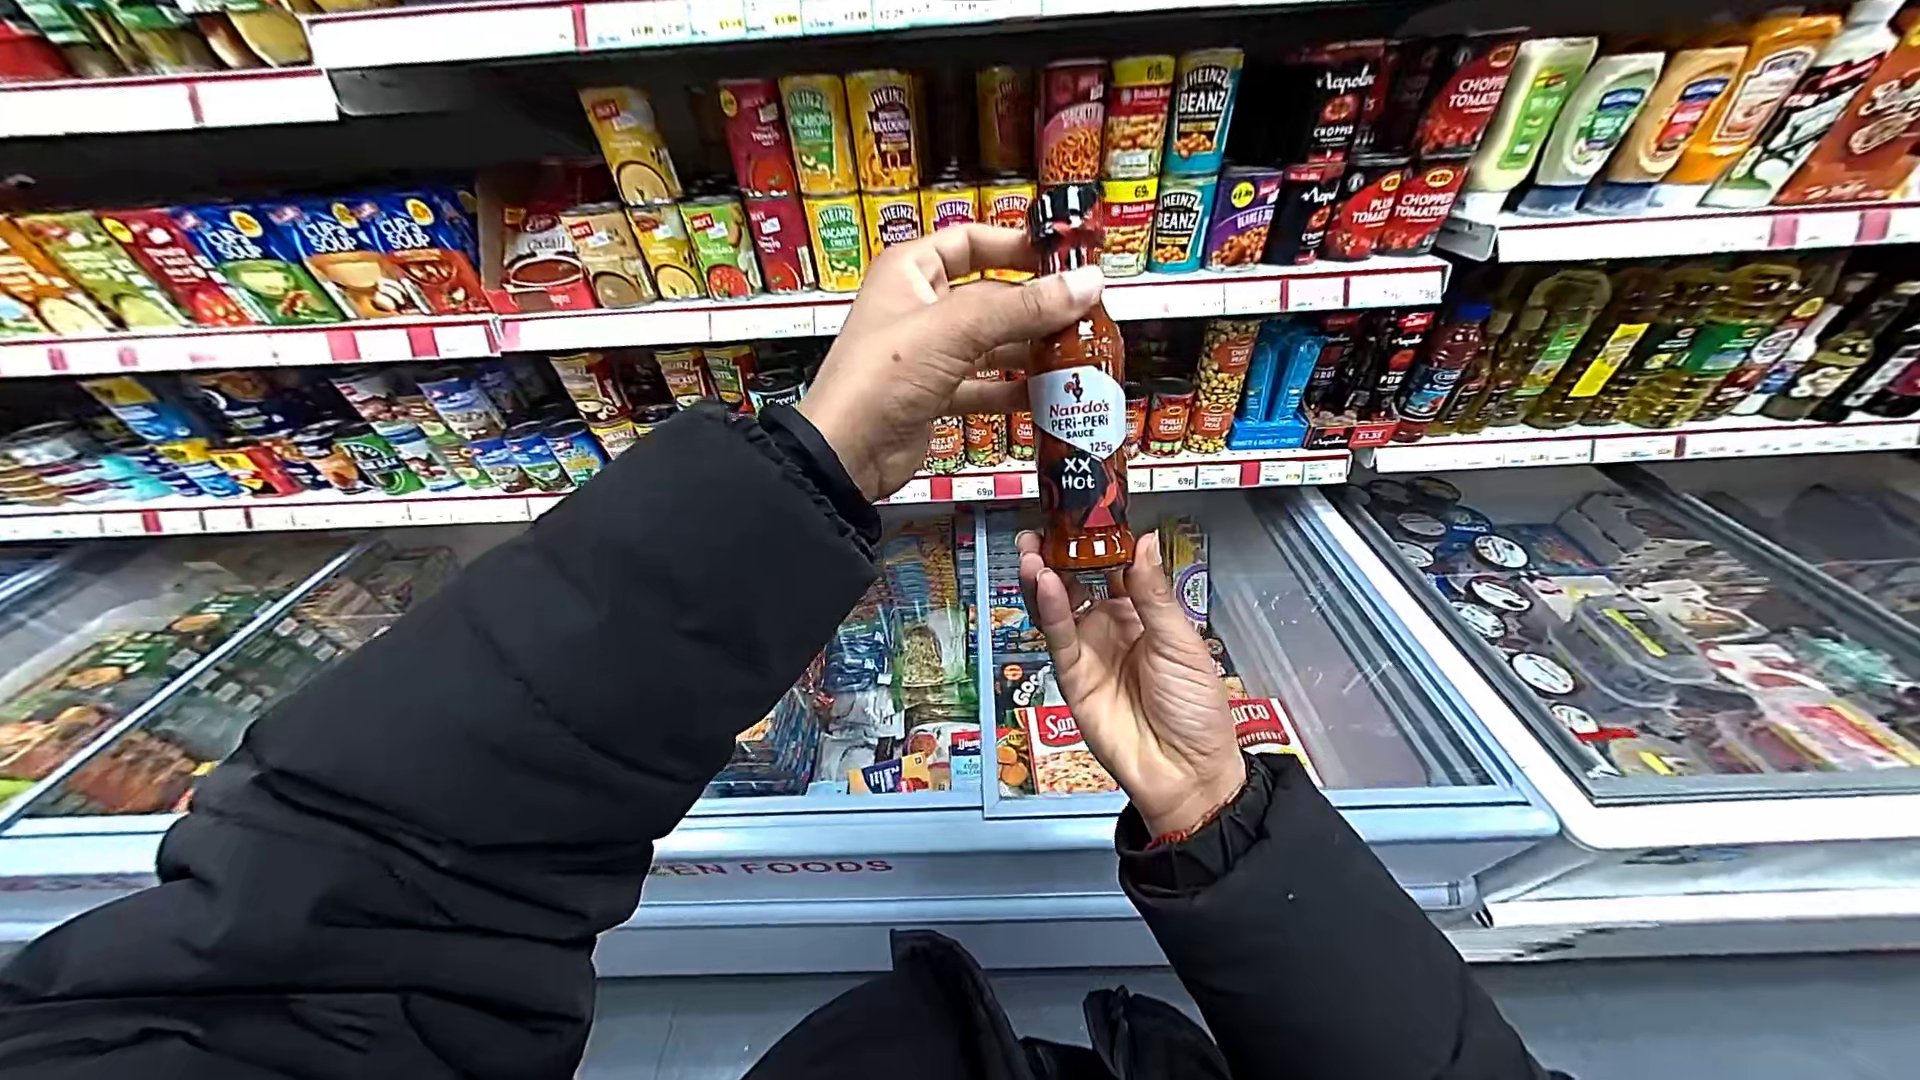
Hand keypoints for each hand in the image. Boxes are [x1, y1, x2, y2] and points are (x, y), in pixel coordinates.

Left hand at [797, 225, 1103, 499]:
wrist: (848, 453)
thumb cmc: (885, 376)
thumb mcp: (953, 330)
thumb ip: (1022, 307)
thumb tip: (1088, 283)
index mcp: (912, 271)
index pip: (971, 241)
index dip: (1017, 246)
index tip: (1064, 257)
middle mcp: (921, 308)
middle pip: (989, 296)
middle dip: (1035, 306)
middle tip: (1085, 313)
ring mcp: (928, 355)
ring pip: (990, 344)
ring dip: (1030, 350)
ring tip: (1077, 354)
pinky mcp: (936, 396)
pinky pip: (984, 385)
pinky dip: (1013, 390)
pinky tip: (1048, 395)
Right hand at [1018, 530, 1246, 836]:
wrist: (1184, 770)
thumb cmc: (1195, 707)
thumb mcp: (1181, 642)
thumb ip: (1153, 593)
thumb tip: (1143, 541)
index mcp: (1141, 613)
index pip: (1114, 567)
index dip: (1099, 542)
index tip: (1086, 513)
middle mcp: (1110, 624)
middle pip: (1077, 581)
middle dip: (1060, 554)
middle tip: (1046, 526)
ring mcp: (1088, 648)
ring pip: (1059, 604)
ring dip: (1044, 575)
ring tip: (1034, 548)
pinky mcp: (1071, 673)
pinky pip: (1057, 635)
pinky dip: (1049, 608)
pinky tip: (1044, 583)